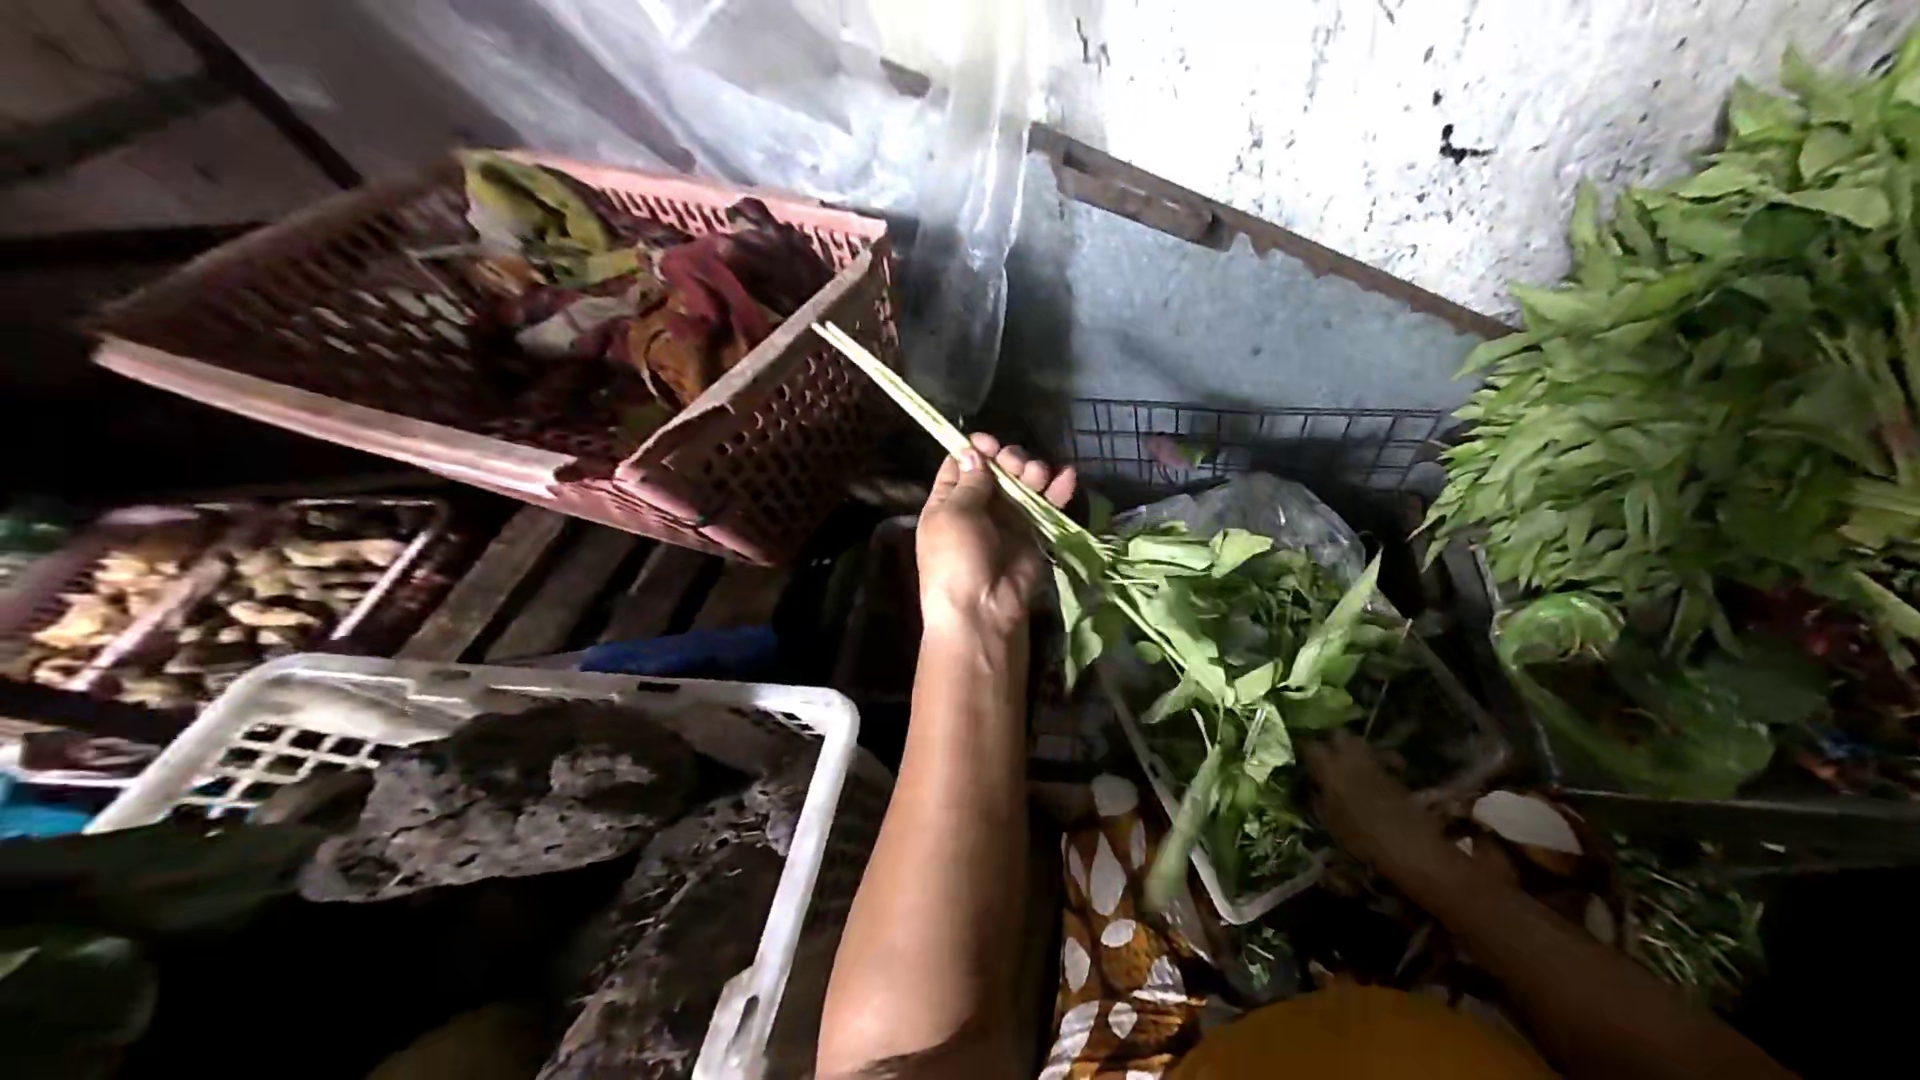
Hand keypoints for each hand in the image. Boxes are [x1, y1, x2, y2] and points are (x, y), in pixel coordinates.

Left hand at [917, 433, 1075, 638]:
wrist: (981, 609)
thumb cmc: (955, 559)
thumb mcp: (953, 515)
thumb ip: (969, 482)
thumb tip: (973, 453)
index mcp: (948, 501)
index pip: (960, 463)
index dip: (976, 448)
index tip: (990, 442)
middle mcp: (978, 507)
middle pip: (997, 469)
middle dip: (1010, 459)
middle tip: (1016, 465)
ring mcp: (1007, 520)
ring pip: (1024, 483)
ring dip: (1034, 471)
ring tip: (1039, 474)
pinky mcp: (1033, 534)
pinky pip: (1047, 506)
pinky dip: (1058, 490)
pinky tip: (1068, 477)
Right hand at [1304, 733, 1460, 884]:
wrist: (1411, 848)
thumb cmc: (1361, 838)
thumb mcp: (1329, 822)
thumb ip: (1319, 800)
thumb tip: (1315, 790)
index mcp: (1330, 770)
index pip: (1311, 747)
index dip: (1306, 751)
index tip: (1304, 761)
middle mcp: (1352, 761)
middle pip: (1340, 735)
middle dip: (1333, 742)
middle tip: (1329, 757)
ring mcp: (1377, 767)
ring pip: (1362, 745)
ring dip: (1354, 752)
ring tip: (1350, 767)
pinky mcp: (1396, 777)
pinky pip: (1380, 762)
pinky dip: (1374, 767)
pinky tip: (1372, 783)